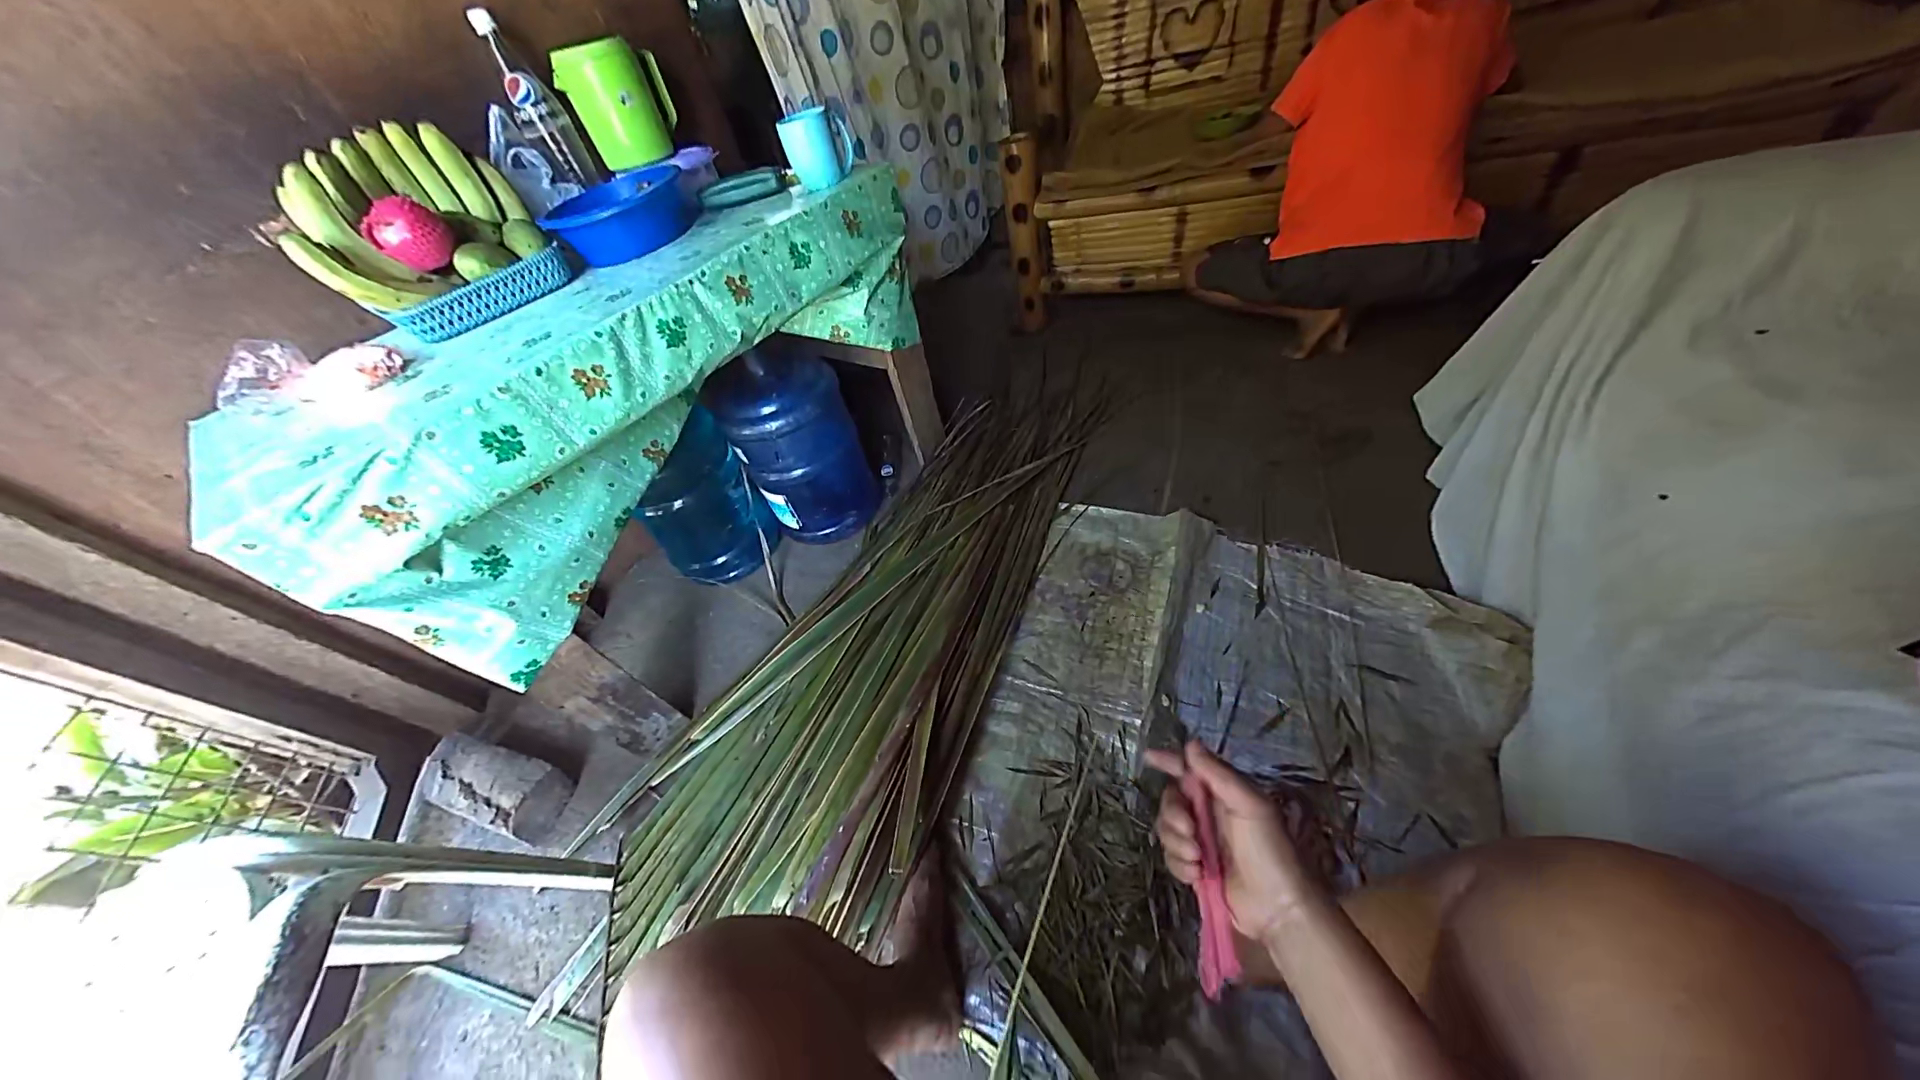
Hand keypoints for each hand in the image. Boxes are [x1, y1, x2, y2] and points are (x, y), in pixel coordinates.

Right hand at [1146, 740, 1315, 945]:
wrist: (1278, 908)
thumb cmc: (1270, 851)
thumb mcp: (1250, 806)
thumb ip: (1219, 774)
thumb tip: (1190, 744)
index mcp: (1222, 793)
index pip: (1189, 769)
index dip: (1168, 761)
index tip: (1149, 758)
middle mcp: (1208, 813)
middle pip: (1170, 800)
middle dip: (1174, 815)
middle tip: (1190, 831)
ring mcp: (1200, 841)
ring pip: (1166, 829)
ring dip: (1177, 843)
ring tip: (1199, 860)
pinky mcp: (1194, 867)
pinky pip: (1171, 857)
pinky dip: (1180, 864)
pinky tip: (1197, 875)